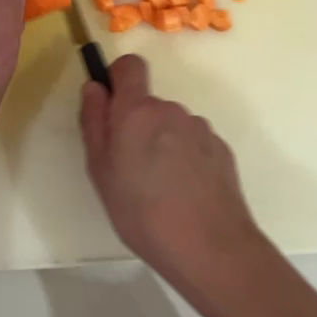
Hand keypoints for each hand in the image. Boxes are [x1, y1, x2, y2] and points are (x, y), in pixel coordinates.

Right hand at [80, 55, 265, 280]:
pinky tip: (184, 193)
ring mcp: (201, 131)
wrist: (212, 250)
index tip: (111, 106)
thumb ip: (94, 121)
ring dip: (162, 143)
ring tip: (160, 186)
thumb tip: (95, 88)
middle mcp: (171, 111)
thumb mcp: (100, 170)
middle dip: (137, 124)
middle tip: (129, 167)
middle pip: (149, 104)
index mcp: (137, 111)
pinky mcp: (222, 152)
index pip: (130, 66)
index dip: (118, 78)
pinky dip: (186, 159)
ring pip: (172, 126)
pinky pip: (194, 144)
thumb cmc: (142, 211)